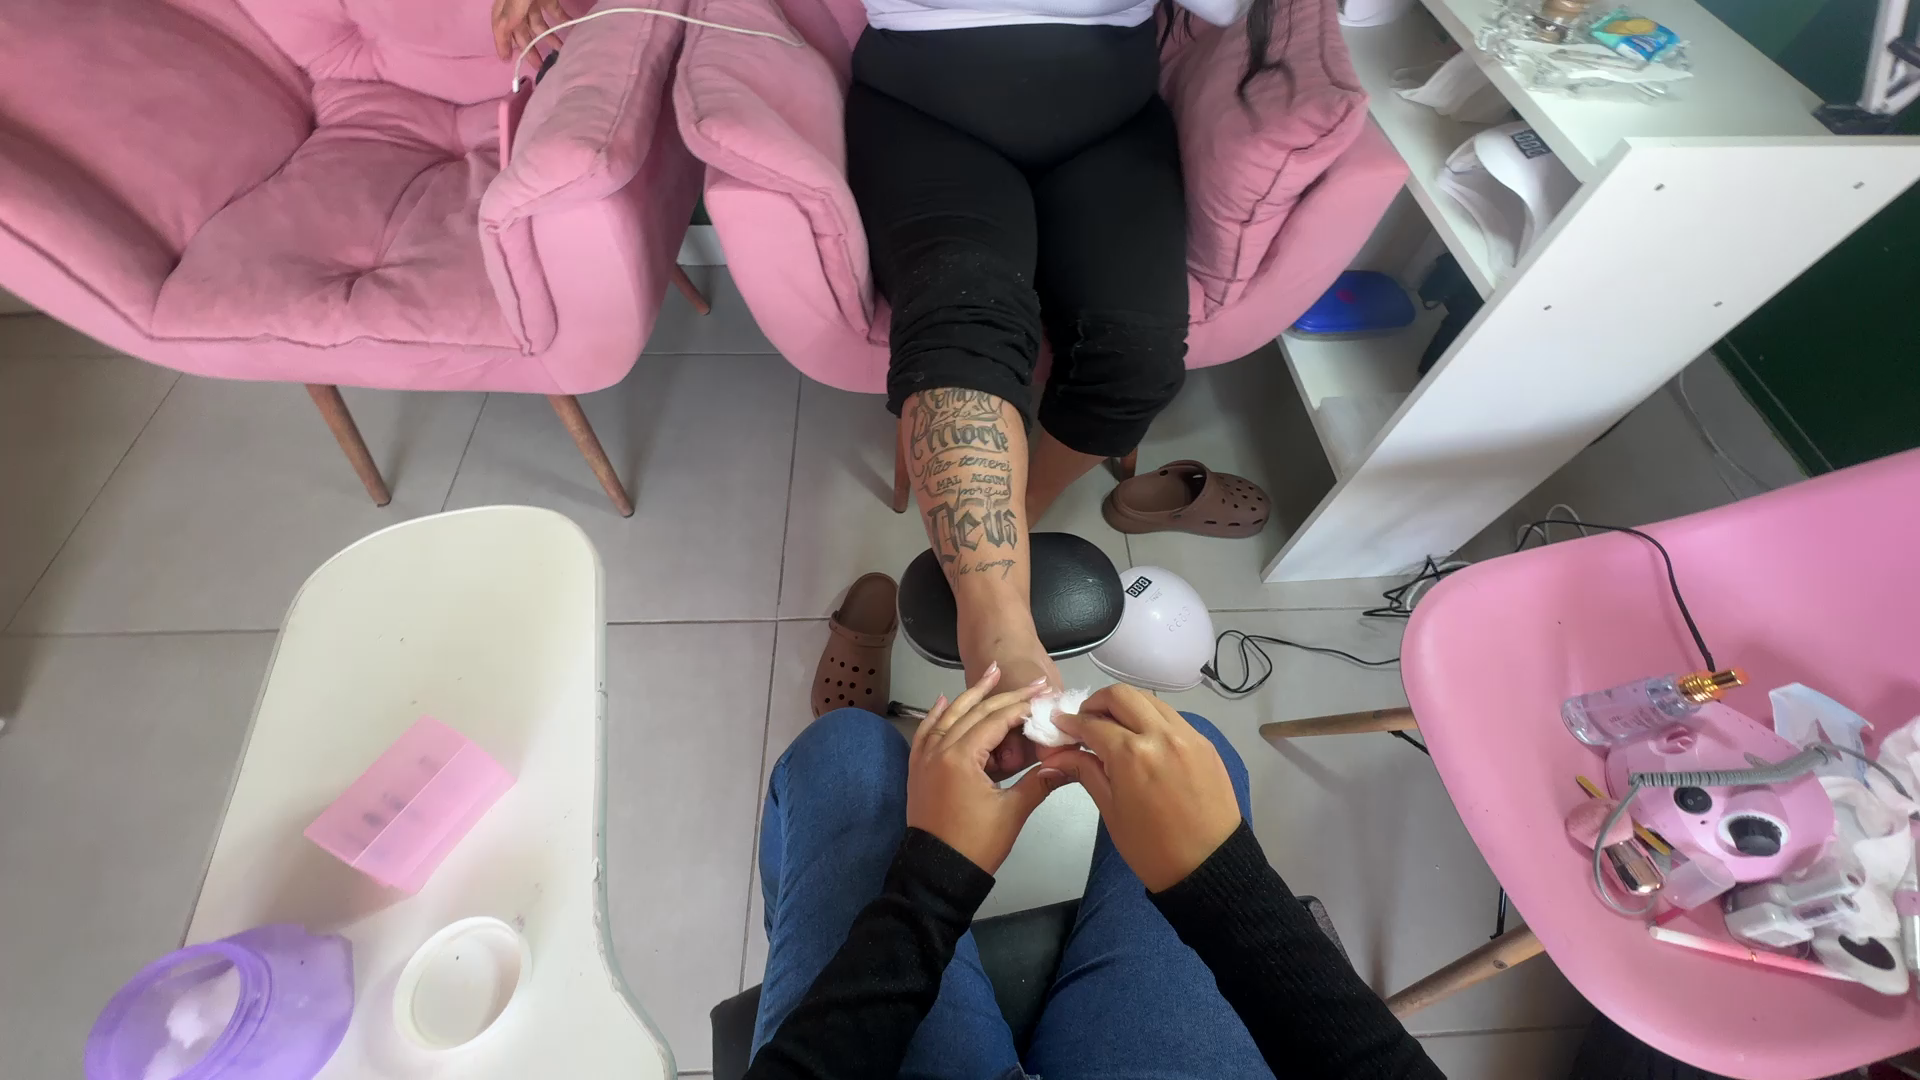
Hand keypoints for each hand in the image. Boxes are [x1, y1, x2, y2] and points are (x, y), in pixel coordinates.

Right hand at [492, 0, 567, 59]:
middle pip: (521, 28)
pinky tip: (571, 32)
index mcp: (505, 1)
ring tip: (561, 51)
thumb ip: (511, 13)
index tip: (506, 60)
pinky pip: (555, 13)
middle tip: (540, 67)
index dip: (502, 43)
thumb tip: (504, 29)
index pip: (501, 24)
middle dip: (529, 48)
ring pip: (538, 23)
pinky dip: (563, 23)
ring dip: (549, 38)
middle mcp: (516, 3)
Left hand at [907, 664, 1067, 873]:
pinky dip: (937, 714)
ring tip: (992, 673)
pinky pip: (926, 732)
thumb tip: (1067, 762)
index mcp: (962, 756)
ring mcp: (925, 757)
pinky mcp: (918, 768)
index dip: (1022, 706)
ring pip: (949, 716)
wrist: (936, 874)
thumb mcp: (1012, 812)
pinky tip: (945, 700)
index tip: (1044, 694)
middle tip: (1030, 681)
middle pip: (975, 712)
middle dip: (1003, 694)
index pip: (996, 720)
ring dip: (971, 695)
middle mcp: (940, 749)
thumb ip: (1039, 781)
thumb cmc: (976, 844)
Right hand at [1042, 684, 1241, 891]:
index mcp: (1132, 754)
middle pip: (1120, 695)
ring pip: (1149, 700)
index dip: (1069, 723)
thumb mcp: (1111, 810)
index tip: (1058, 725)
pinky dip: (1151, 719)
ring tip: (1114, 728)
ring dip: (1125, 706)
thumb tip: (1054, 755)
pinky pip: (1172, 716)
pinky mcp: (1205, 742)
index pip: (1091, 724)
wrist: (1212, 871)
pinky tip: (1143, 739)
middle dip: (1096, 703)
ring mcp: (1188, 735)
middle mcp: (1160, 734)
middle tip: (1086, 722)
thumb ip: (1085, 771)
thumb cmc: (1152, 849)